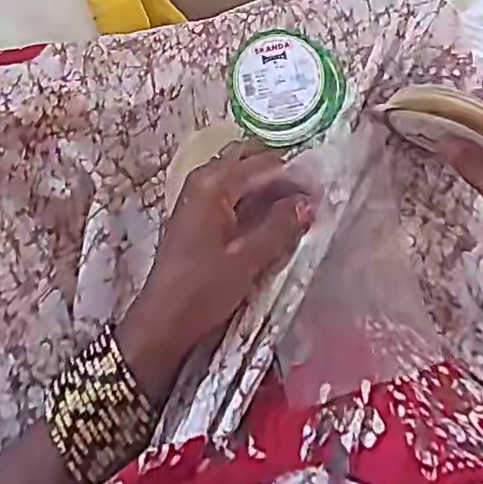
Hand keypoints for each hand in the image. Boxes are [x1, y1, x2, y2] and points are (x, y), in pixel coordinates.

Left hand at [119, 151, 314, 389]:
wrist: (162, 324)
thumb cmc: (202, 289)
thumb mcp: (248, 259)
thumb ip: (280, 226)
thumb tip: (309, 202)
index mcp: (214, 182)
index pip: (264, 163)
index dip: (295, 174)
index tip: (321, 188)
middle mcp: (204, 179)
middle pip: (250, 159)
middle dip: (281, 172)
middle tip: (310, 191)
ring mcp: (199, 194)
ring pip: (242, 175)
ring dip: (269, 185)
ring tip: (299, 204)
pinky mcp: (200, 212)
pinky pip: (234, 192)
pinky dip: (255, 197)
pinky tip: (275, 215)